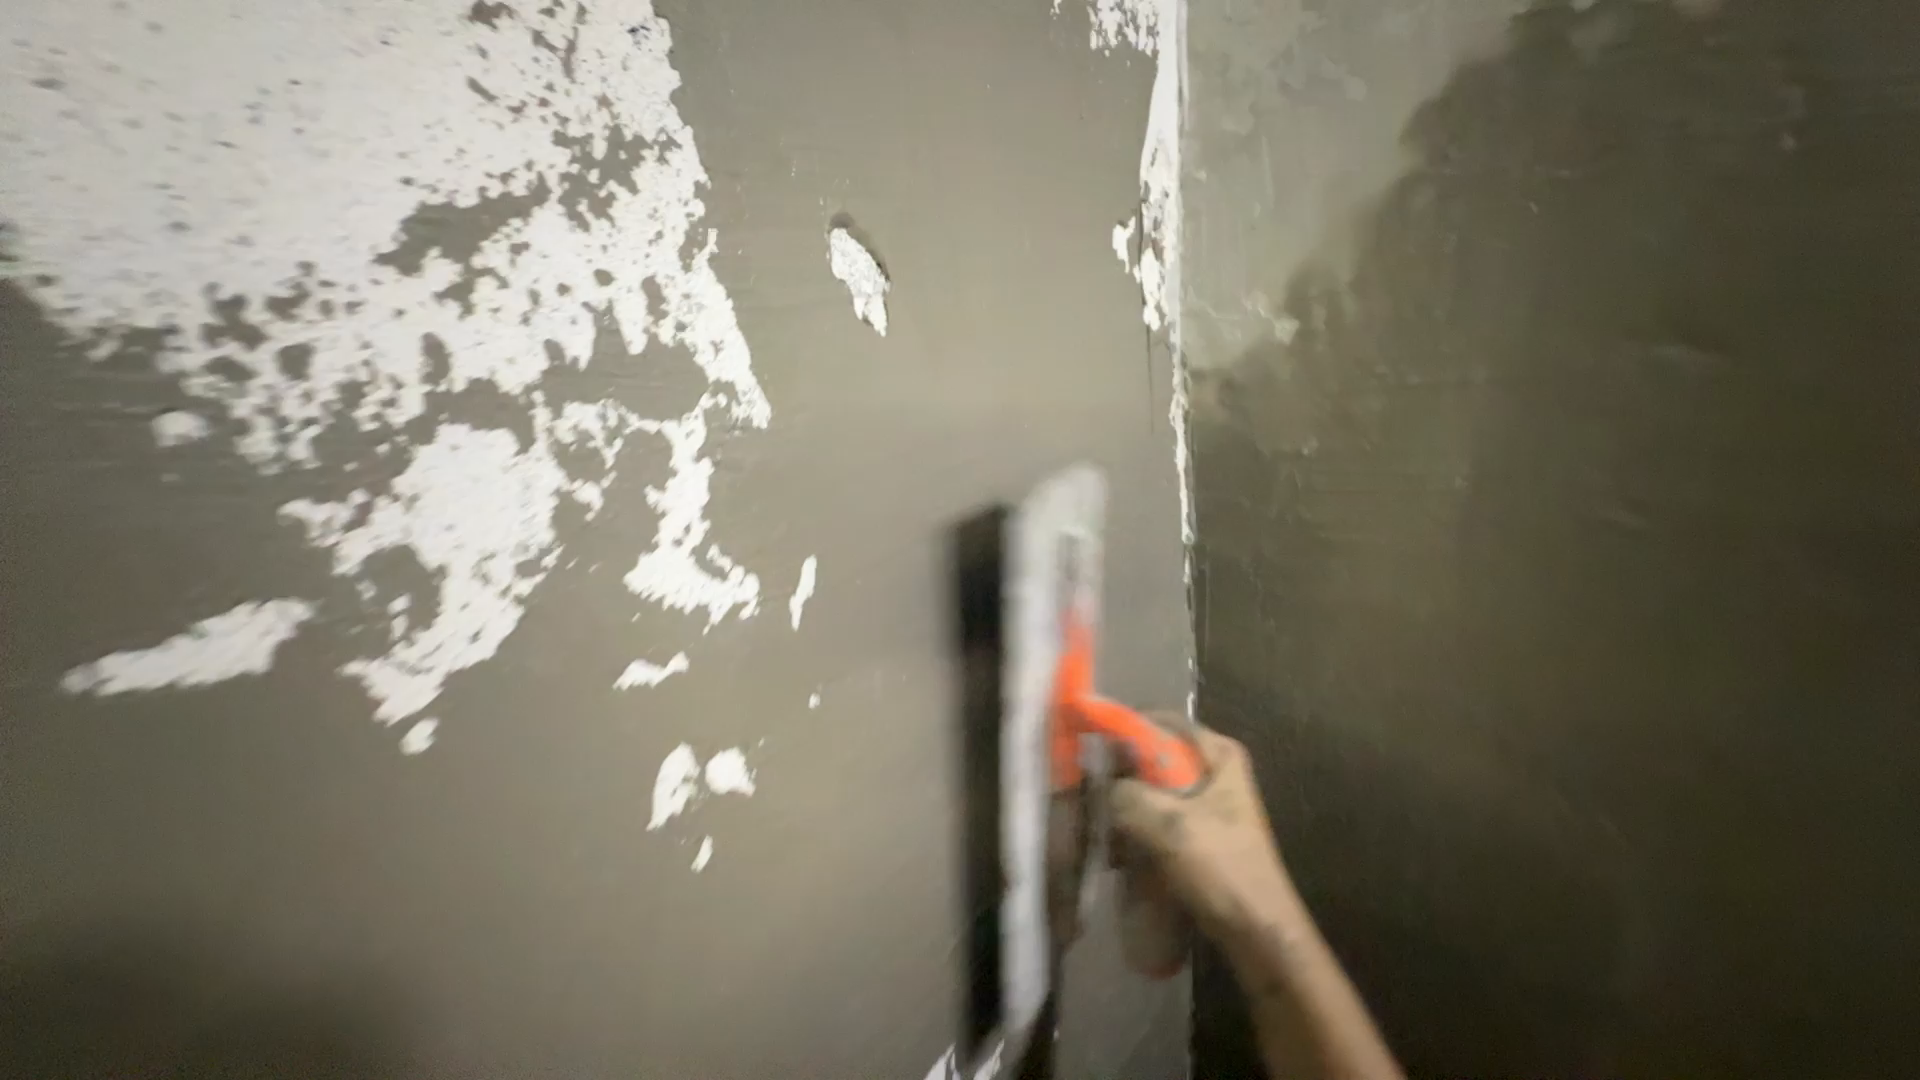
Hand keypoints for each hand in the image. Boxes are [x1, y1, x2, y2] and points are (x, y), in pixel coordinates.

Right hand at [1109, 722, 1295, 943]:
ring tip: (1102, 830)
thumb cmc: (1222, 870)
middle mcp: (1213, 769)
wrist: (1259, 934)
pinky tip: (1118, 852)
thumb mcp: (1170, 825)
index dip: (1121, 732)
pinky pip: (1156, 817)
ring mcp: (1207, 802)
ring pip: (1151, 789)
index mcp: (1217, 753)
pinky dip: (1136, 829)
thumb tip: (1100, 787)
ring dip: (1124, 808)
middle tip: (1091, 796)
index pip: (1158, 722)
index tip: (1089, 751)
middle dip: (1120, 776)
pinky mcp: (1199, 832)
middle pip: (1152, 756)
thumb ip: (1127, 795)